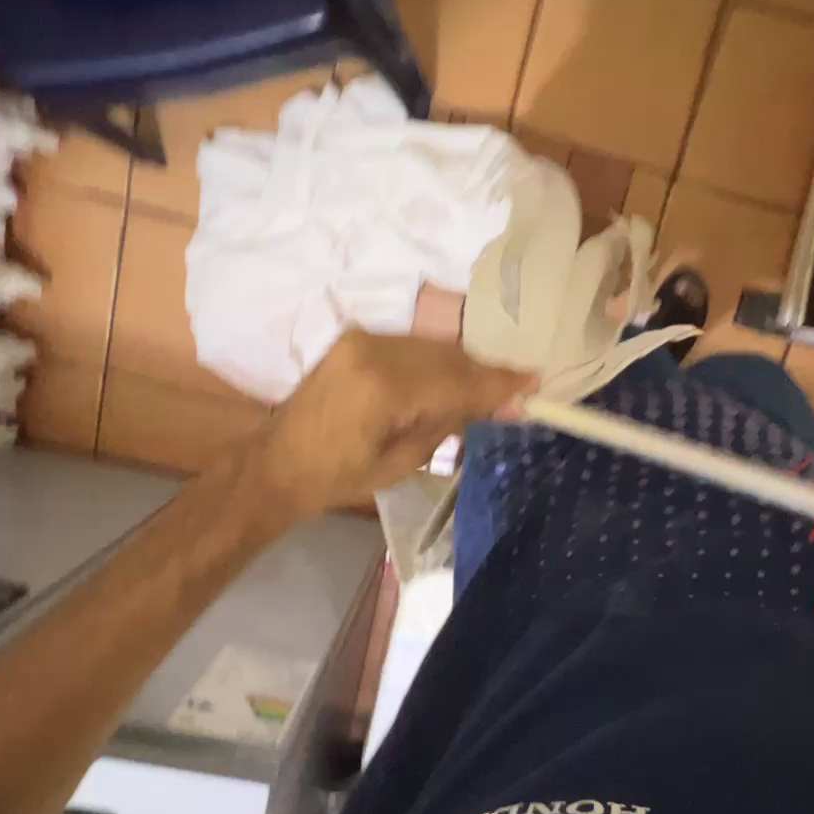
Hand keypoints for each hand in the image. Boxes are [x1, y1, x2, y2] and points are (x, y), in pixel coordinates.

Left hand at [253, 330, 533, 513]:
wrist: (279, 461)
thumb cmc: (341, 476)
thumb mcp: (405, 460)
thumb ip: (453, 422)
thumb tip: (502, 405)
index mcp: (383, 388)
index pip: (457, 380)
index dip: (499, 383)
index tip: (534, 383)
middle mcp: (374, 351)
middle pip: (450, 356)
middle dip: (486, 374)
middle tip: (518, 392)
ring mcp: (363, 339)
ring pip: (435, 347)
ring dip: (464, 366)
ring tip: (488, 389)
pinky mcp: (358, 337)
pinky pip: (414, 345)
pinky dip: (439, 361)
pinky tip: (453, 379)